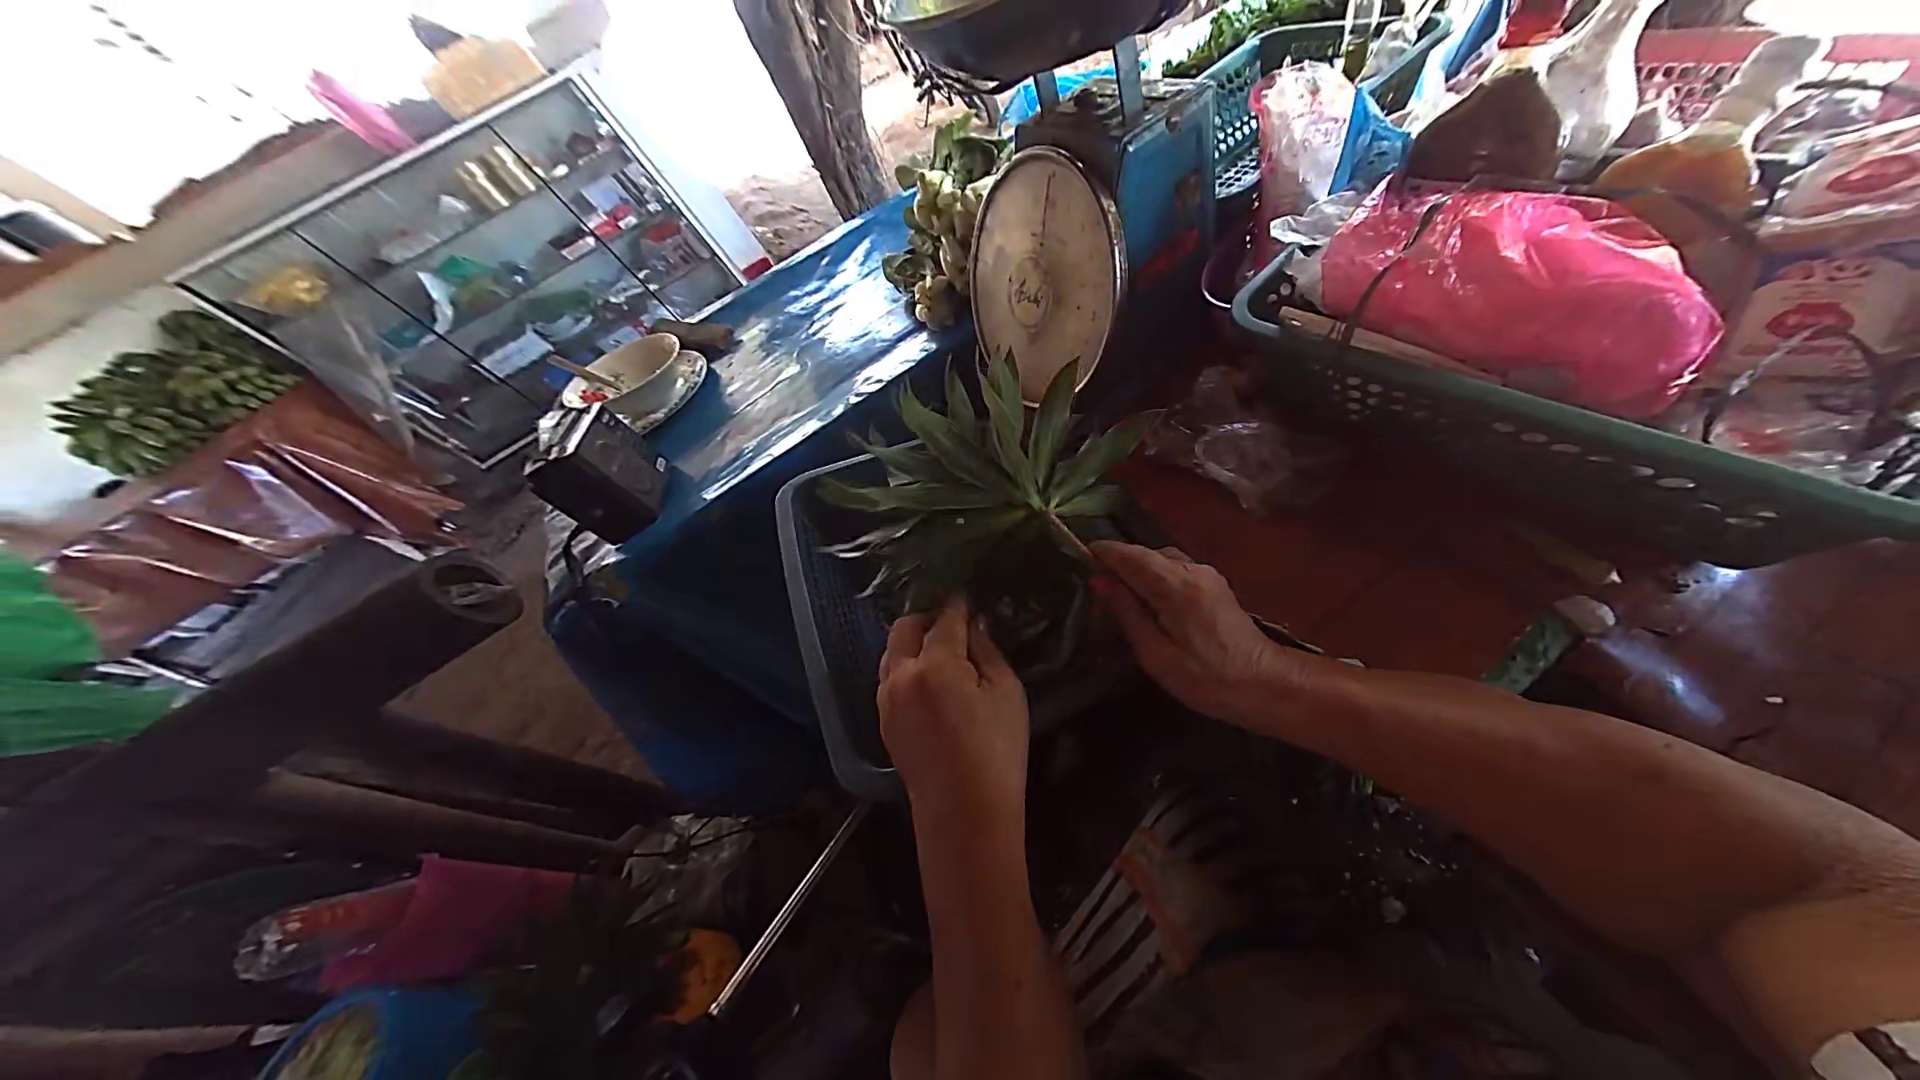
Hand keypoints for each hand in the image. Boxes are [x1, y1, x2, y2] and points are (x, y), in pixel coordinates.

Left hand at [878, 596, 1030, 821]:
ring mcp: (886, 699)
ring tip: (941, 651)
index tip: (968, 598)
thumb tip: (976, 624)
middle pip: (905, 627)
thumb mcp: (1006, 693)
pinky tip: (929, 680)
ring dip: (912, 642)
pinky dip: (905, 666)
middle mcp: (901, 675)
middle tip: (954, 624)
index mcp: (934, 664)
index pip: (945, 619)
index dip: (958, 605)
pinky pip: (889, 677)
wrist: (963, 812)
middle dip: (928, 617)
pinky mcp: (883, 720)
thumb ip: (988, 651)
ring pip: (891, 652)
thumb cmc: (995, 751)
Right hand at [1090, 541, 1304, 724]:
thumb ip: (1127, 612)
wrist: (1264, 686)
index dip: (1103, 553)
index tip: (1079, 556)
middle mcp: (1192, 570)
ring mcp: (1206, 574)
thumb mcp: (1154, 653)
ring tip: (1118, 591)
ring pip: (1161, 558)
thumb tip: (1102, 581)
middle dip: (1118, 561)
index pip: (1130, 556)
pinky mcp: (1214, 583)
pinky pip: (1175, 568)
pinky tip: (1147, 596)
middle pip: (1145, 553)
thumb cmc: (1204, 678)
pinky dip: (1155, 574)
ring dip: (1137, 568)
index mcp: (1175, 586)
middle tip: (1095, 583)